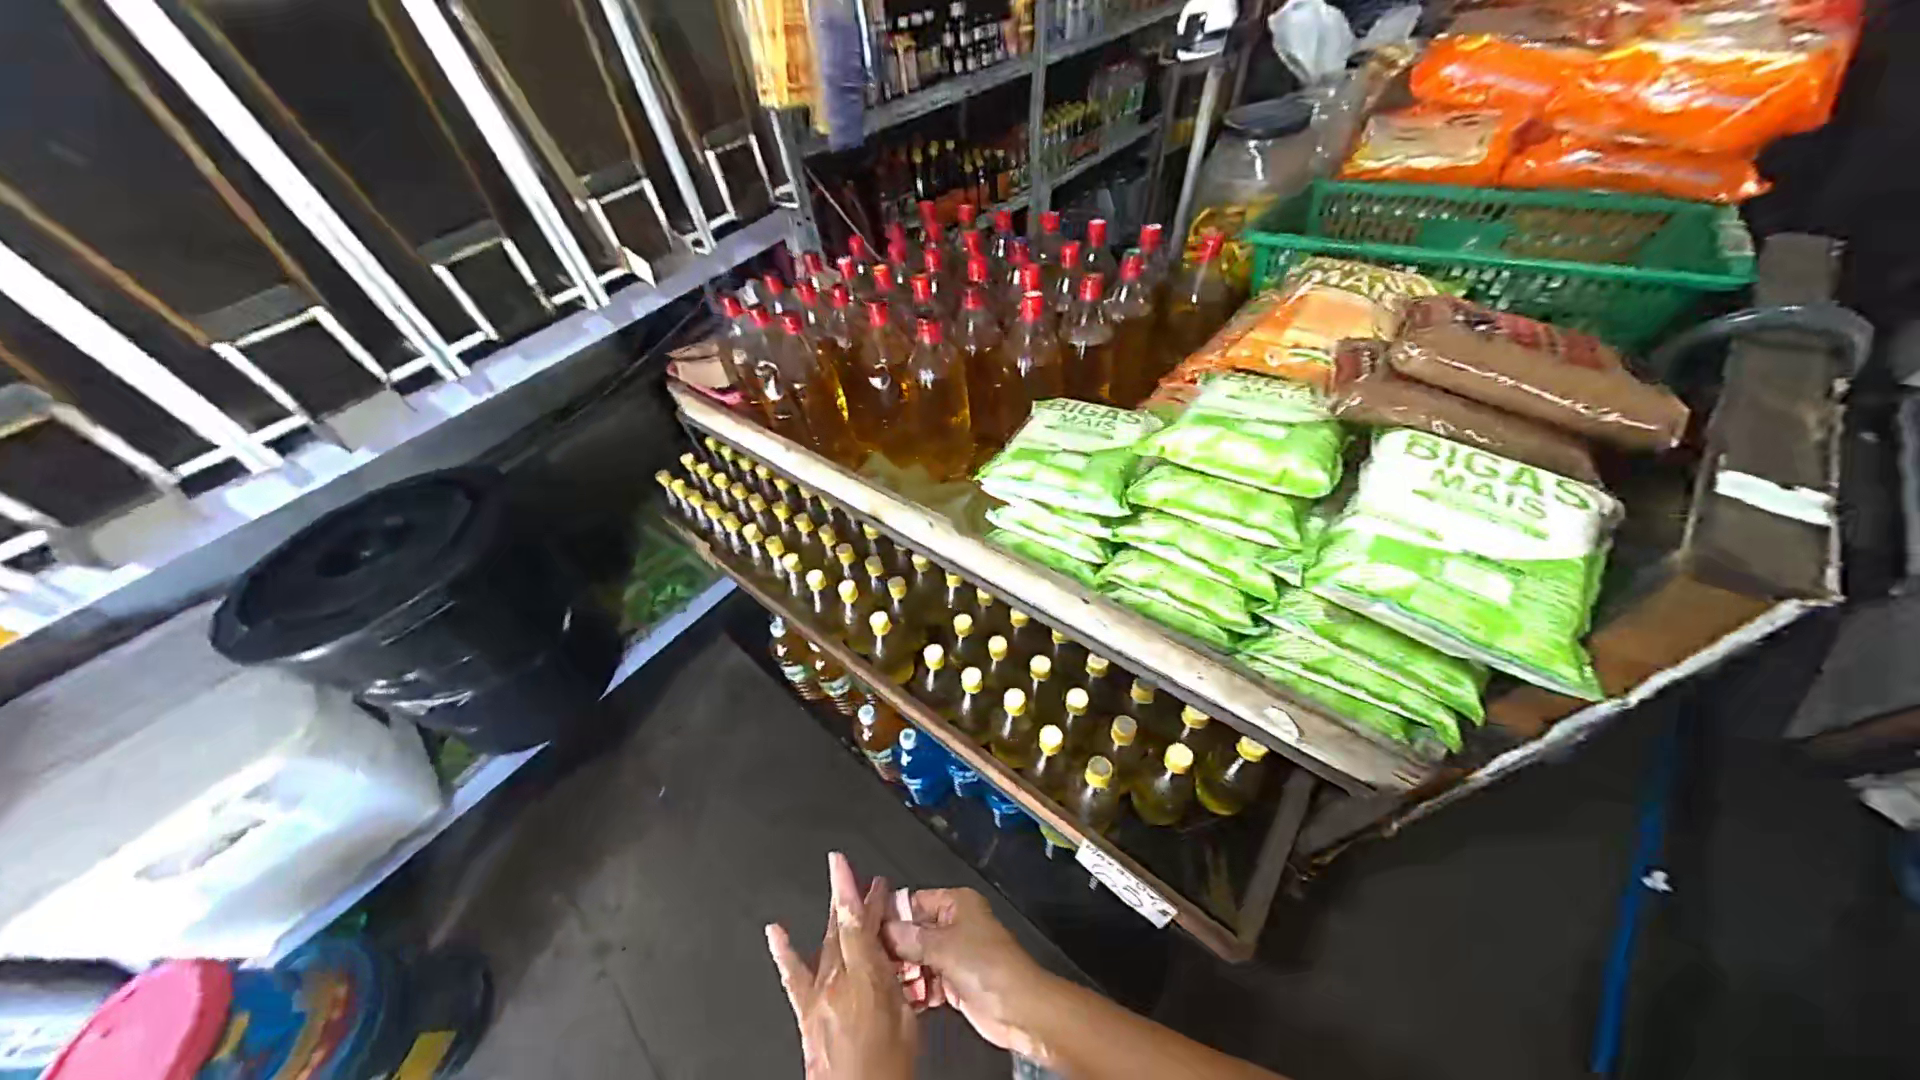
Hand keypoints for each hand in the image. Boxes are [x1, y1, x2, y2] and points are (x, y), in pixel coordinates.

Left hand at [766, 852, 917, 1079]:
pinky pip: (792, 976)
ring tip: (841, 894)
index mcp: (866, 984)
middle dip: (855, 901)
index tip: (841, 864)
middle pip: (843, 930)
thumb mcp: (907, 1021)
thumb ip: (897, 982)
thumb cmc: (887, 1072)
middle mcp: (837, 986)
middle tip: (870, 882)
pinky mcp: (806, 1014)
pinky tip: (775, 931)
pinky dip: (783, 951)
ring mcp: (818, 998)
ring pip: (825, 945)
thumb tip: (893, 959)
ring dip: (835, 917)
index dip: (848, 891)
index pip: (855, 925)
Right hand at [881, 887, 1052, 1055]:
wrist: (1019, 1008)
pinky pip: (928, 981)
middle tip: (874, 963)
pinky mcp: (955, 981)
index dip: (892, 915)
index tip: (866, 930)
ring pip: (919, 958)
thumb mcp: (944, 946)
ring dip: (905, 972)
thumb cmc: (985, 965)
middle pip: (915, 932)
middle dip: (897, 948)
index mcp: (956, 903)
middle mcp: (955, 924)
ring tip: (888, 984)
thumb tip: (883, 929)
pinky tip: (904, 999)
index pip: (915, 901)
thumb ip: (910, 938)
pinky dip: (917, 989)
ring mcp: (955, 954)